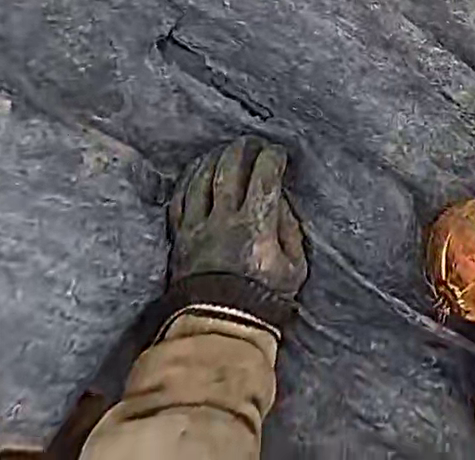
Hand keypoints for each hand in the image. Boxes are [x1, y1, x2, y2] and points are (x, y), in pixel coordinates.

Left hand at [169, 136, 306, 297]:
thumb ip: (291, 228)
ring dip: (216, 157)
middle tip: (254, 142)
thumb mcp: (295, 266)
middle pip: (230, 168)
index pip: (264, 175)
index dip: (273, 156)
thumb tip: (283, 200)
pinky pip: (180, 198)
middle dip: (244, 148)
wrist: (218, 332)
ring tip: (228, 149)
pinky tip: (200, 167)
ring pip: (202, 178)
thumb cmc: (263, 299)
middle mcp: (224, 220)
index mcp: (256, 225)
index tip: (280, 154)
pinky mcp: (179, 239)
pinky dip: (190, 177)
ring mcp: (197, 228)